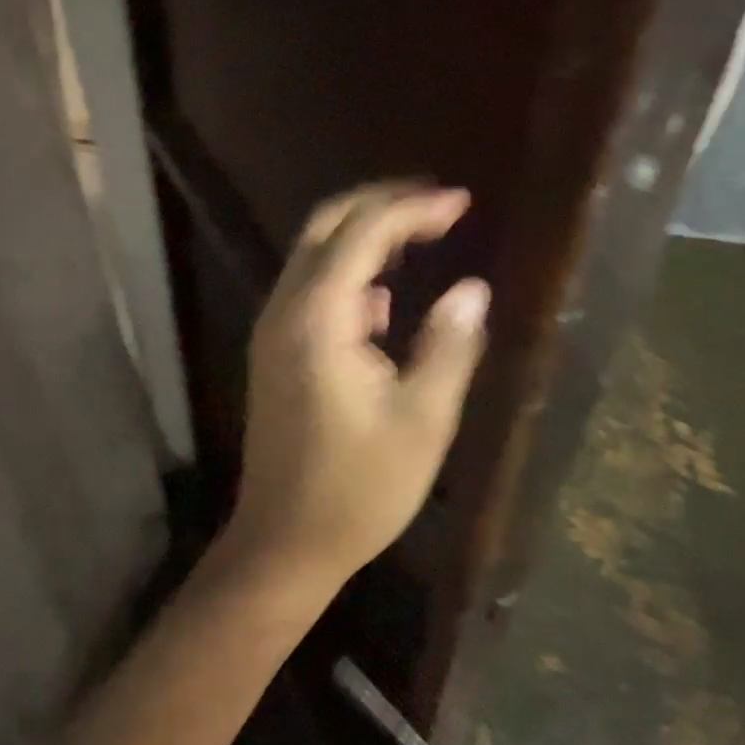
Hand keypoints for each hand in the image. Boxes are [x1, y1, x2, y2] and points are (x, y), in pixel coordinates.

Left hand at [223, 183, 490, 586]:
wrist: (285, 541)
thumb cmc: (359, 489)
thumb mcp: (423, 420)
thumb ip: (449, 346)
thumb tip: (471, 289)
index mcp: (319, 318)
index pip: (363, 231)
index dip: (414, 208)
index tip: (463, 203)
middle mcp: (285, 310)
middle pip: (326, 226)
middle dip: (381, 204)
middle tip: (438, 204)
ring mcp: (273, 331)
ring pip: (314, 255)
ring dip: (364, 236)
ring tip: (422, 237)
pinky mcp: (274, 353)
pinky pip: (310, 291)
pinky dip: (348, 275)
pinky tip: (386, 301)